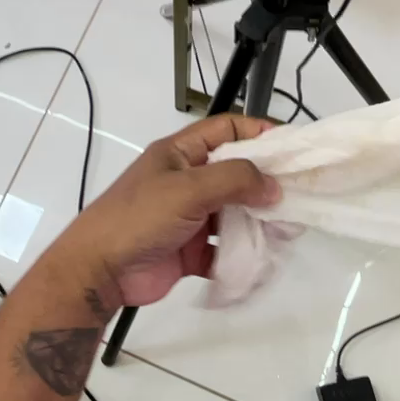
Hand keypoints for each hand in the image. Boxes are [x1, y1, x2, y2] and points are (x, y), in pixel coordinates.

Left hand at [44, 115, 281, 308]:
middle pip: (236, 174)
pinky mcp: (189, 251)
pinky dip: (241, 255)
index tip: (292, 147)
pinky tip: (260, 259)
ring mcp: (188, 217)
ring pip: (234, 213)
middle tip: (299, 195)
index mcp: (180, 154)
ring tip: (286, 231)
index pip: (225, 129)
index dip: (258, 132)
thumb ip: (234, 180)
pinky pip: (223, 249)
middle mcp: (186, 182)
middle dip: (266, 184)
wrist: (100, 271)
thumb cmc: (138, 218)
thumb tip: (273, 186)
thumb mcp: (187, 188)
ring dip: (258, 222)